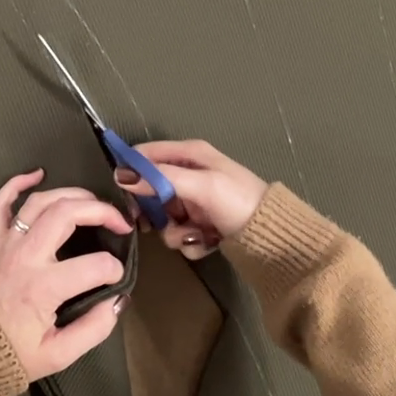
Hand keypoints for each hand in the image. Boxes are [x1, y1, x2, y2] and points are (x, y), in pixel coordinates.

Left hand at [0, 170, 130, 380]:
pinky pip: (0, 204)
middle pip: (66, 214)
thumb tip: (116, 302)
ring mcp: (5, 244)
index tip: (117, 278)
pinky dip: (17, 184)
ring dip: (70, 193)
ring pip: (39, 202)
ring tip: (93, 201)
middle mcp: (25, 256)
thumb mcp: (58, 355)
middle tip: (120, 222)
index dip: (114, 269)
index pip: (93, 265)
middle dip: (100, 211)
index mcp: (43, 287)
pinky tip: (38, 174)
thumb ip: (93, 329)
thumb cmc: (10, 355)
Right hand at [116, 140, 266, 259]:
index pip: (147, 154)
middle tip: (151, 223)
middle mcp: (189, 175)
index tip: (123, 192)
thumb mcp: (201, 186)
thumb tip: (122, 175)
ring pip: (164, 217)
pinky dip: (191, 241)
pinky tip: (207, 241)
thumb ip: (162, 179)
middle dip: (153, 210)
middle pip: (151, 190)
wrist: (273, 238)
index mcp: (190, 154)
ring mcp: (194, 202)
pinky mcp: (200, 225)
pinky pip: (180, 234)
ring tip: (194, 234)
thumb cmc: (237, 202)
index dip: (132, 170)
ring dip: (175, 231)